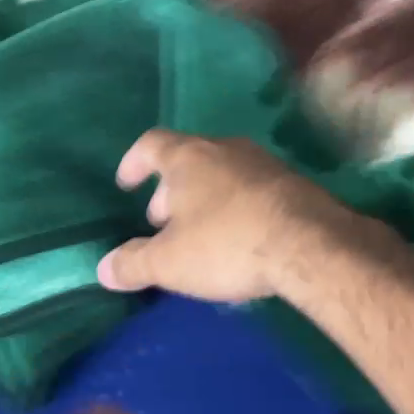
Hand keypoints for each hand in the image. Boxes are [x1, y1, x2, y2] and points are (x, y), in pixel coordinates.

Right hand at [96, 129, 358, 302]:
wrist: (311, 243)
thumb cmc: (227, 243)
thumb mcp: (171, 262)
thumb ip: (134, 263)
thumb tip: (103, 269)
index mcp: (188, 157)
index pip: (151, 144)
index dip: (134, 162)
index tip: (126, 184)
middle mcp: (223, 148)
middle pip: (187, 159)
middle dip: (171, 189)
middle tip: (162, 222)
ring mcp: (261, 162)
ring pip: (221, 172)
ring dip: (205, 198)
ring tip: (200, 233)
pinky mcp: (291, 183)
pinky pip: (251, 187)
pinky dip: (236, 206)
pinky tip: (240, 238)